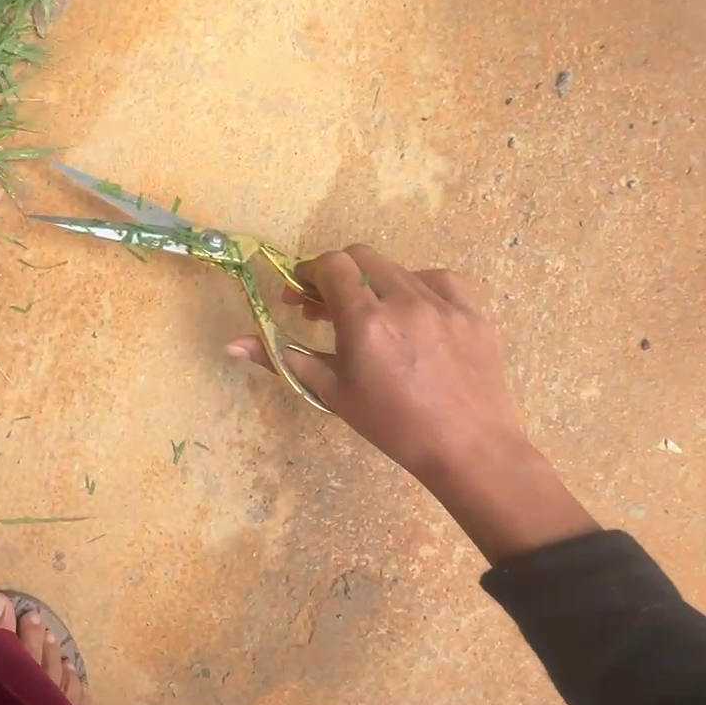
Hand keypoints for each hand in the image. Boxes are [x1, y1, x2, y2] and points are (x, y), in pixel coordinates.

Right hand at [229, 245, 598, 562]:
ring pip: (396, 268)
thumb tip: (232, 345)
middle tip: (325, 304)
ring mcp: (443, 304)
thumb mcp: (329, 391)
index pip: (332, 265)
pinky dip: (415, 286)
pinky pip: (439, 280)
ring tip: (367, 313)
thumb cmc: (390, 423)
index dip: (309, 272)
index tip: (301, 295)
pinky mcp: (473, 313)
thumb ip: (281, 358)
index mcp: (364, 320)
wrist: (469, 448)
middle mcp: (403, 302)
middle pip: (361, 257)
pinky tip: (410, 309)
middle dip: (336, 273)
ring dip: (371, 282)